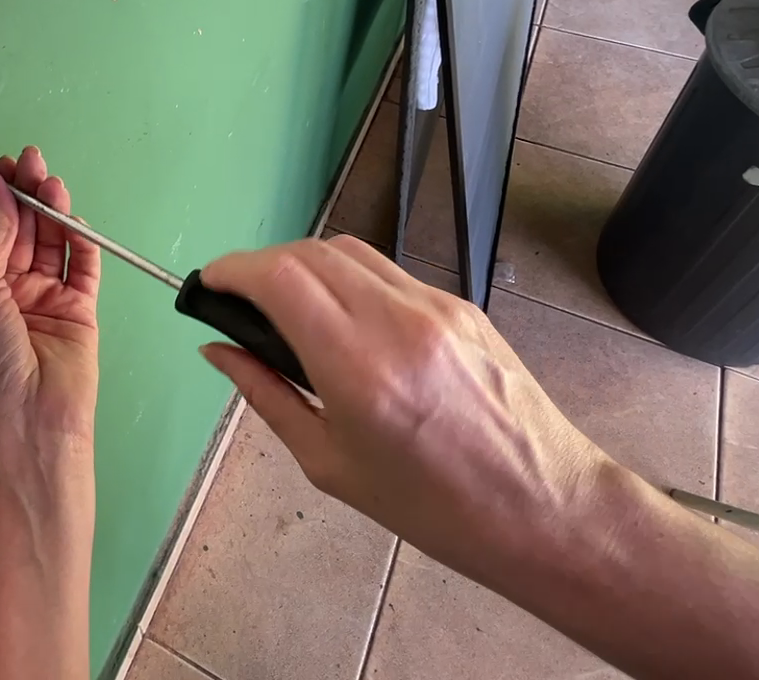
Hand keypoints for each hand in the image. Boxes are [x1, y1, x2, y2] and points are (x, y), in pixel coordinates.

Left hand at [0, 146, 101, 463]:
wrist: (23, 430)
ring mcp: (43, 302)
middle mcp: (5, 293)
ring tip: (51, 181)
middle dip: (25, 194)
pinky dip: (80, 241)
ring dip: (51, 211)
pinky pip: (81, 268)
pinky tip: (73, 216)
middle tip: (31, 160)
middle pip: (19, 231)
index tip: (2, 164)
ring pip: (50, 244)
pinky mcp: (78, 313)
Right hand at [196, 235, 621, 586]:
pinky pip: (384, 269)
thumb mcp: (330, 463)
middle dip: (260, 263)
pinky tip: (339, 311)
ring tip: (282, 299)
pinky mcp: (459, 301)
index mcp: (360, 369)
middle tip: (238, 296)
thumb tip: (216, 350)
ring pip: (347, 249)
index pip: (280, 279)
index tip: (209, 283)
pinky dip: (344, 274)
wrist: (549, 509)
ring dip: (300, 261)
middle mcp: (397, 320)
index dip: (234, 269)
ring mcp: (435, 304)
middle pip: (308, 252)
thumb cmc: (431, 507)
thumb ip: (265, 395)